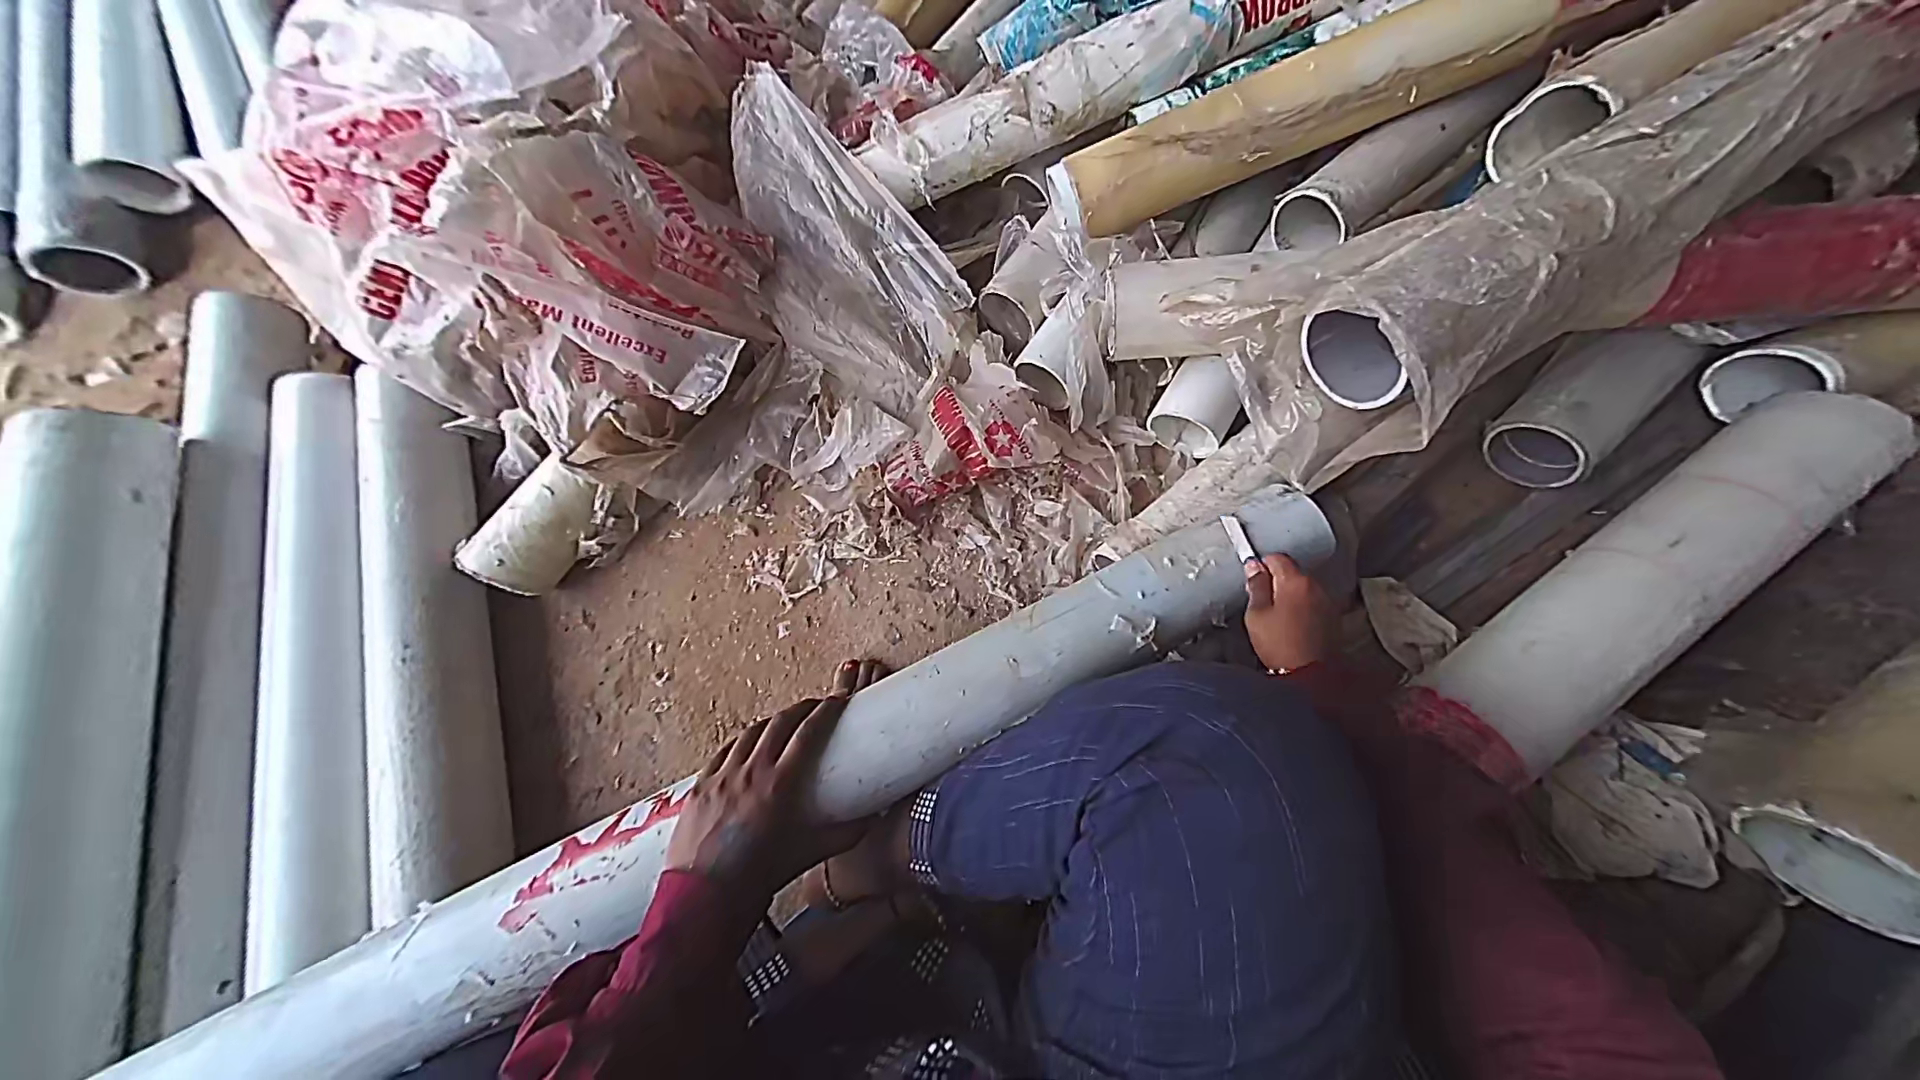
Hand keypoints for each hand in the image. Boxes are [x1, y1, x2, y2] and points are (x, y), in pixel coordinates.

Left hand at [665, 661, 873, 904]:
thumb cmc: (759, 878)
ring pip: (750, 733)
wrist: (704, 900)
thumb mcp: (810, 853)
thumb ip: (846, 834)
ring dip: (771, 722)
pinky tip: (748, 744)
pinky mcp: (701, 786)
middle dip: (801, 709)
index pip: (808, 732)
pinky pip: (723, 752)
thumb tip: (873, 820)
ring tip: (784, 722)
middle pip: (780, 723)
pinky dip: (740, 742)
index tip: (836, 701)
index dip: (825, 711)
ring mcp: (723, 777)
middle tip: (815, 707)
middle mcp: (751, 772)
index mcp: (781, 784)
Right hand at [1243, 553, 1333, 672]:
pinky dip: (1301, 607)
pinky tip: (1290, 624)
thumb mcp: (1257, 614)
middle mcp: (1315, 587)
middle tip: (1260, 600)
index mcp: (1295, 582)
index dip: (1261, 564)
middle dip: (1276, 580)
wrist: (1310, 674)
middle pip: (1292, 572)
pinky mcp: (1332, 617)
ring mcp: (1326, 602)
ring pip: (1303, 587)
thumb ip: (1256, 586)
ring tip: (1275, 616)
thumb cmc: (1281, 645)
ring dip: (1289, 594)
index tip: (1252, 576)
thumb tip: (1254, 568)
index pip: (1277, 558)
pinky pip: (1312, 602)